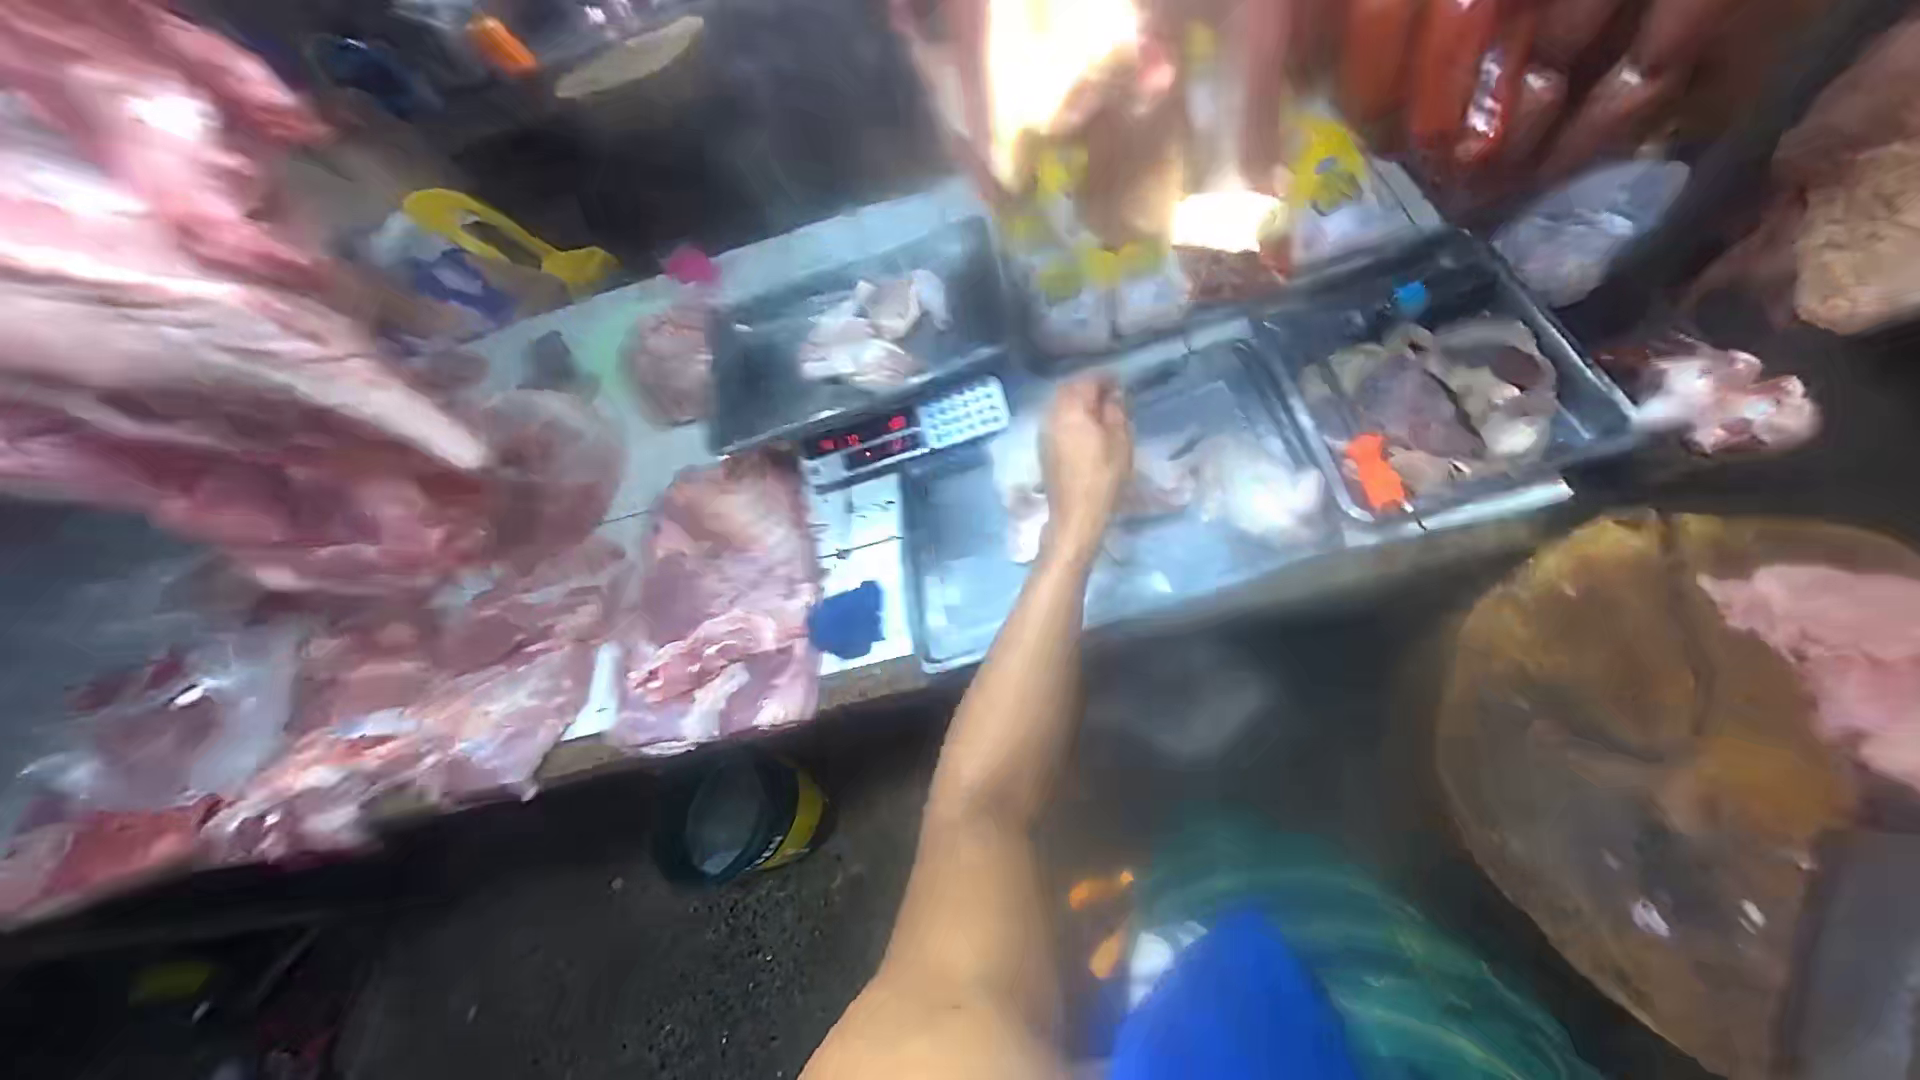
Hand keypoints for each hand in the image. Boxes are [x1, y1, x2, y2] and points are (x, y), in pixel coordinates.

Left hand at [1039, 375, 1132, 557]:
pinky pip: (1056, 421)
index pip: (1086, 381)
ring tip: (1099, 411)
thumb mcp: (1120, 440)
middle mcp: (1052, 416)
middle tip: (1109, 394)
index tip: (1119, 383)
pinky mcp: (1043, 448)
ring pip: (1060, 405)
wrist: (1075, 514)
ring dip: (1077, 403)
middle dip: (1088, 388)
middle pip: (1068, 390)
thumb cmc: (1102, 476)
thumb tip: (1111, 395)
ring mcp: (1044, 432)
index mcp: (1071, 409)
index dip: (1104, 379)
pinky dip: (1070, 417)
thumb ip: (1115, 411)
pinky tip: (1084, 428)